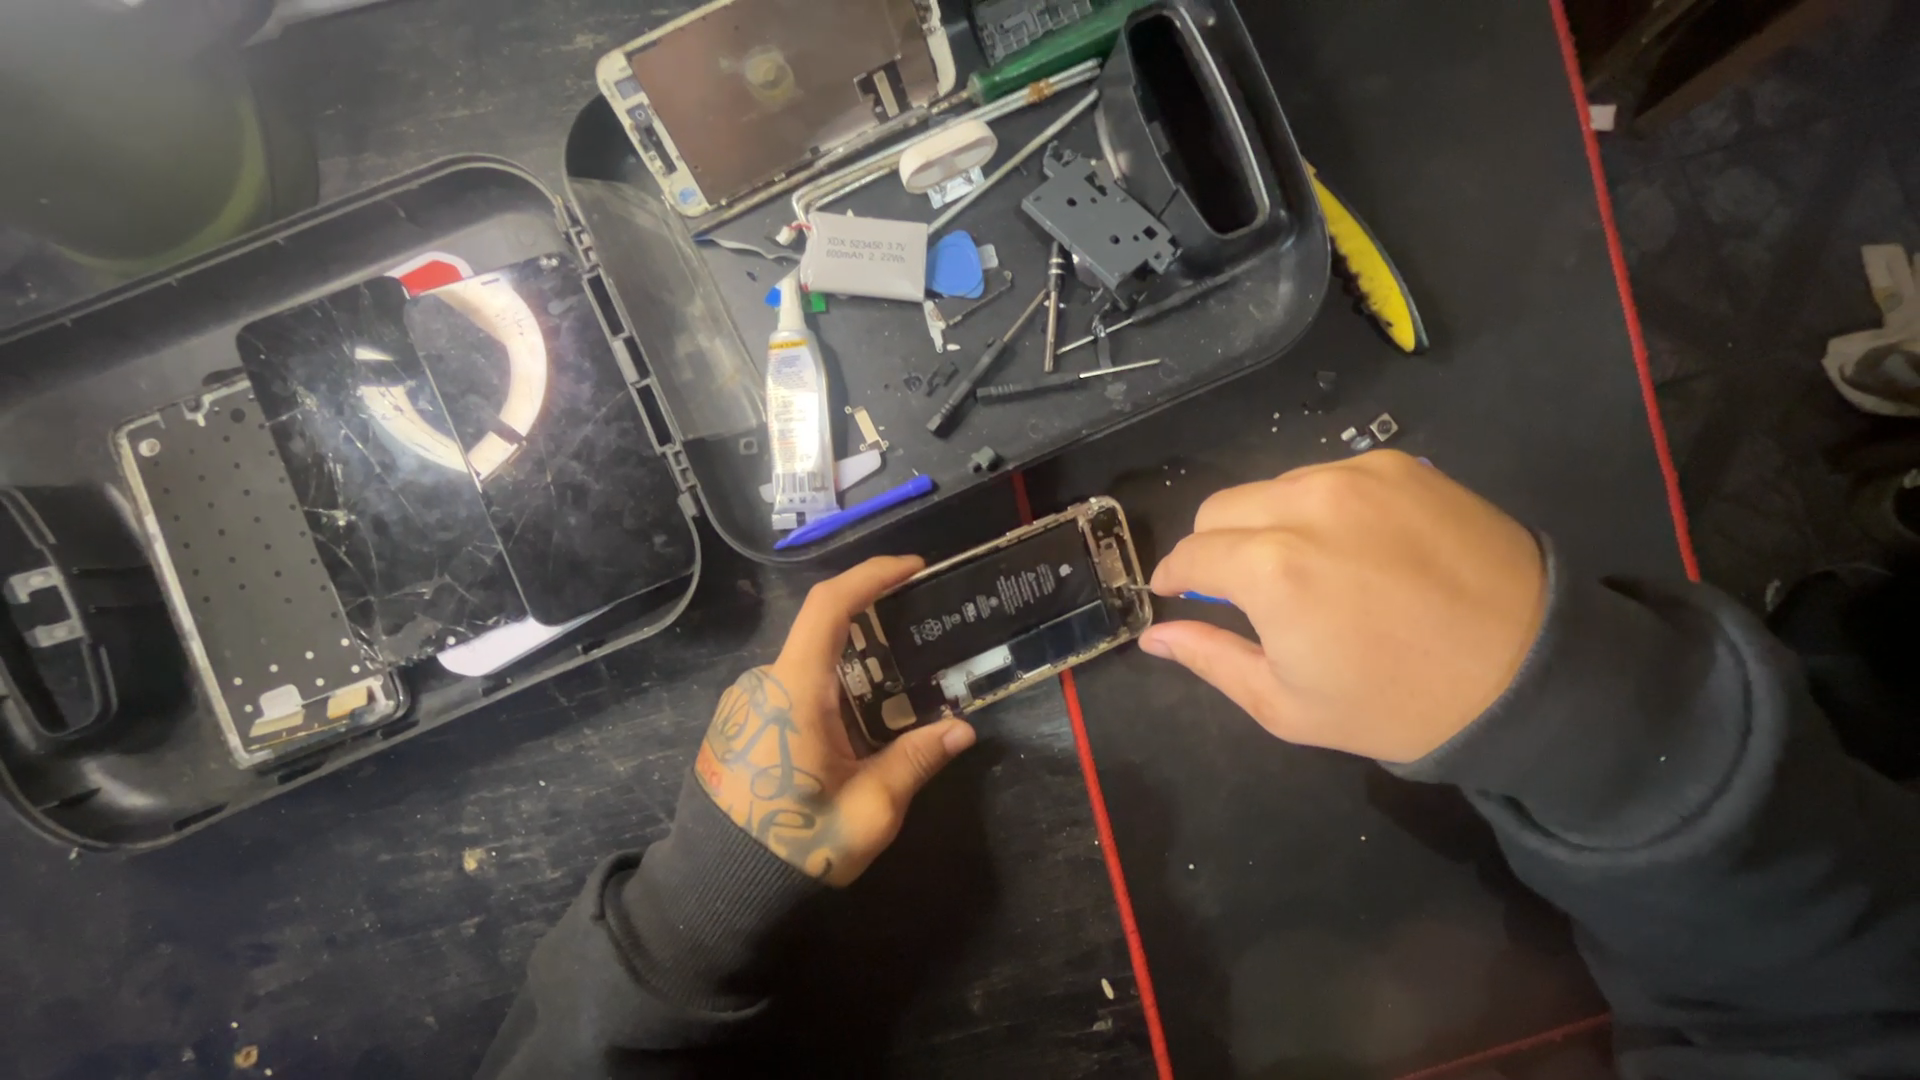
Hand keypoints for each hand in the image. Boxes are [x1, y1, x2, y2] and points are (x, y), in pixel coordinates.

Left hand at [694, 556, 976, 886]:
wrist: (715, 890)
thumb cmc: (795, 845)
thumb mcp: (869, 809)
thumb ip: (915, 760)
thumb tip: (962, 729)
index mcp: (795, 690)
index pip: (829, 605)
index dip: (871, 574)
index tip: (912, 567)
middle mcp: (765, 683)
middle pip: (823, 633)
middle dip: (873, 628)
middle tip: (920, 643)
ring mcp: (746, 703)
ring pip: (808, 664)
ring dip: (852, 669)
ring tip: (896, 696)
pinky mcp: (740, 724)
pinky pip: (791, 688)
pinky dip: (829, 690)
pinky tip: (853, 729)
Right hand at [1139, 451, 1546, 762]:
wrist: (1534, 675)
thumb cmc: (1398, 703)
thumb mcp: (1287, 704)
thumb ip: (1210, 658)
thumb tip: (1155, 635)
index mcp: (1271, 568)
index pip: (1190, 553)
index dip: (1172, 576)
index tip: (1175, 594)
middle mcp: (1305, 505)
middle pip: (1220, 508)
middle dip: (1212, 546)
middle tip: (1237, 587)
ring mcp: (1357, 477)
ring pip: (1272, 488)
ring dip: (1264, 523)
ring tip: (1301, 566)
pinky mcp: (1402, 467)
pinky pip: (1327, 477)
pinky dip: (1316, 508)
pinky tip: (1349, 545)